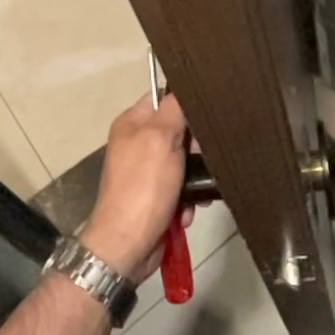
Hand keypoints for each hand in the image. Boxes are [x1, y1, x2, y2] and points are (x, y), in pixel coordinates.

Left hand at [82, 93, 189, 282]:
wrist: (128, 245)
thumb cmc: (143, 186)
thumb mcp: (161, 138)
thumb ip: (174, 109)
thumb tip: (184, 89)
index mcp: (132, 123)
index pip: (164, 97)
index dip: (186, 105)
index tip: (205, 118)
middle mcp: (137, 143)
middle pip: (179, 130)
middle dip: (195, 147)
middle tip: (202, 157)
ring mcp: (146, 171)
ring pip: (184, 161)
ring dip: (195, 177)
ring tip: (199, 190)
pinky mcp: (156, 196)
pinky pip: (182, 188)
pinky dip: (188, 199)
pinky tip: (189, 209)